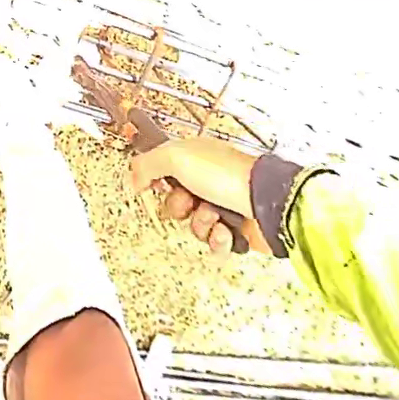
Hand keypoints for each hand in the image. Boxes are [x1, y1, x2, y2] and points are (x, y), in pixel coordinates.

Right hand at [129, 138, 269, 260]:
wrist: (265, 202)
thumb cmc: (226, 173)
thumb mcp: (176, 157)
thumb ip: (147, 163)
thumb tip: (133, 177)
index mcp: (194, 156)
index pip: (163, 166)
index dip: (155, 178)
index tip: (148, 184)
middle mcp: (206, 178)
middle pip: (174, 201)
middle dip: (178, 206)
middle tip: (189, 200)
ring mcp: (221, 203)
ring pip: (193, 224)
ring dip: (200, 223)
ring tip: (214, 216)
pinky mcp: (234, 228)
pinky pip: (213, 243)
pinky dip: (218, 240)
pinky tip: (225, 230)